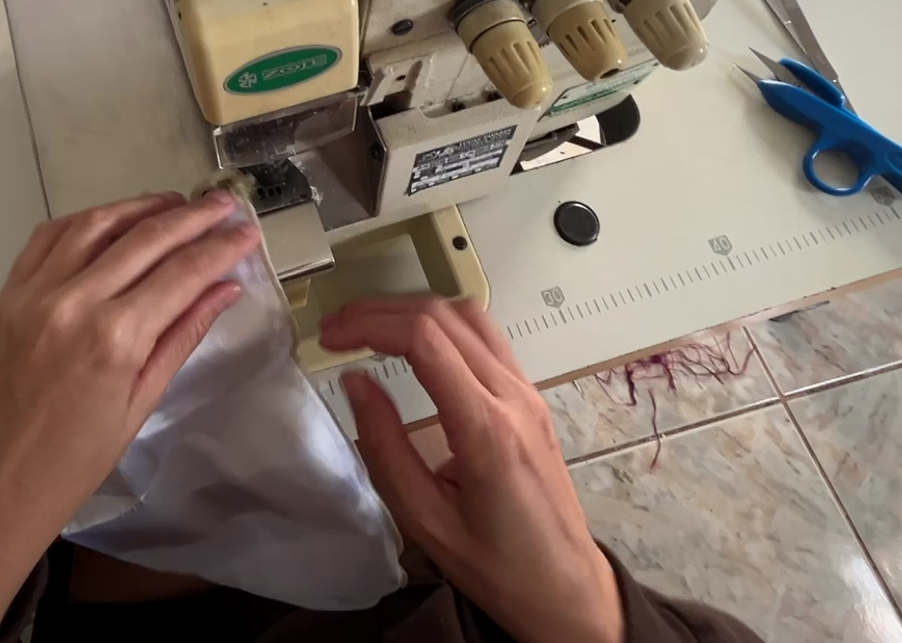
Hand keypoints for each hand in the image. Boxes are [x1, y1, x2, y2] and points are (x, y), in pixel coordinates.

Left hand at [0, 190, 259, 642]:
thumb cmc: (72, 467)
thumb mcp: (140, 406)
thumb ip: (183, 336)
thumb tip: (226, 288)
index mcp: (115, 339)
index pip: (183, 273)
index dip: (222, 247)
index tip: (249, 230)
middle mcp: (74, 301)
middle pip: (146, 237)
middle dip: (192, 216)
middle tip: (224, 203)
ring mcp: (34, 291)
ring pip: (97, 223)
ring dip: (141, 205)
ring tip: (176, 203)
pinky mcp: (7, 291)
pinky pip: (49, 236)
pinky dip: (88, 219)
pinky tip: (113, 218)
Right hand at [321, 298, 623, 642]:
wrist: (570, 592)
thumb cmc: (497, 567)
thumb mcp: (426, 520)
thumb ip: (386, 446)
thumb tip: (354, 380)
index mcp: (486, 428)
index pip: (424, 340)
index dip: (369, 325)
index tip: (331, 338)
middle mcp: (512, 395)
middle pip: (440, 316)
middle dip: (379, 311)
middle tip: (337, 329)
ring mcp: (526, 389)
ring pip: (464, 313)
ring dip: (409, 309)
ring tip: (368, 326)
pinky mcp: (529, 393)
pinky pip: (483, 333)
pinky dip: (439, 320)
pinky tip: (413, 338)